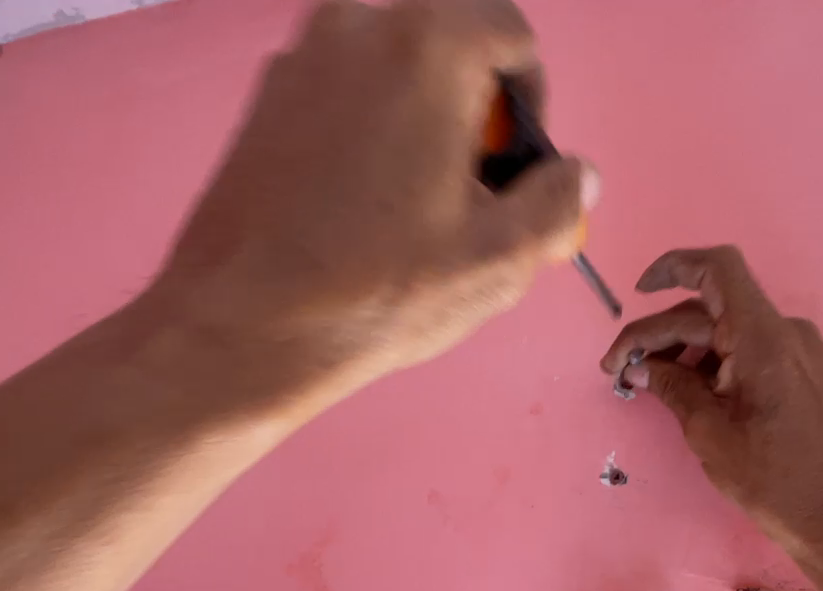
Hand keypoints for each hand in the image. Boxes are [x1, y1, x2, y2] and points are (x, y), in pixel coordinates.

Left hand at [148, 0, 595, 399]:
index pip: (509, 32)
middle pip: (445, 43)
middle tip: (464, 190)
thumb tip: (577, 177)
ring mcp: (298, 58)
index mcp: (427, 45)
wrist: (246, 328)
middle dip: (470, 108)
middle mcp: (355, 25)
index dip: (528, 101)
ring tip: (410, 205)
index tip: (512, 164)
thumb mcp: (495, 262)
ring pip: (387, 68)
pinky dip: (363, 131)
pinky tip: (355, 208)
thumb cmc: (373, 295)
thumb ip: (557, 205)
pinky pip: (336, 95)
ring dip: (416, 119)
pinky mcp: (261, 103)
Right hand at [600, 245, 822, 549]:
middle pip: (710, 311)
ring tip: (646, 385)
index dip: (672, 267)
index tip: (636, 293)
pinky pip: (748, 351)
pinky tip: (686, 391)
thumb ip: (671, 387)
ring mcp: (799, 352)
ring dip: (682, 351)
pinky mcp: (802, 374)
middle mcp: (786, 332)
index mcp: (763, 338)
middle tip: (617, 371)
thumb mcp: (707, 431)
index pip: (717, 270)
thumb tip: (637, 367)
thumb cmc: (769, 477)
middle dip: (658, 335)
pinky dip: (711, 362)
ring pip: (727, 333)